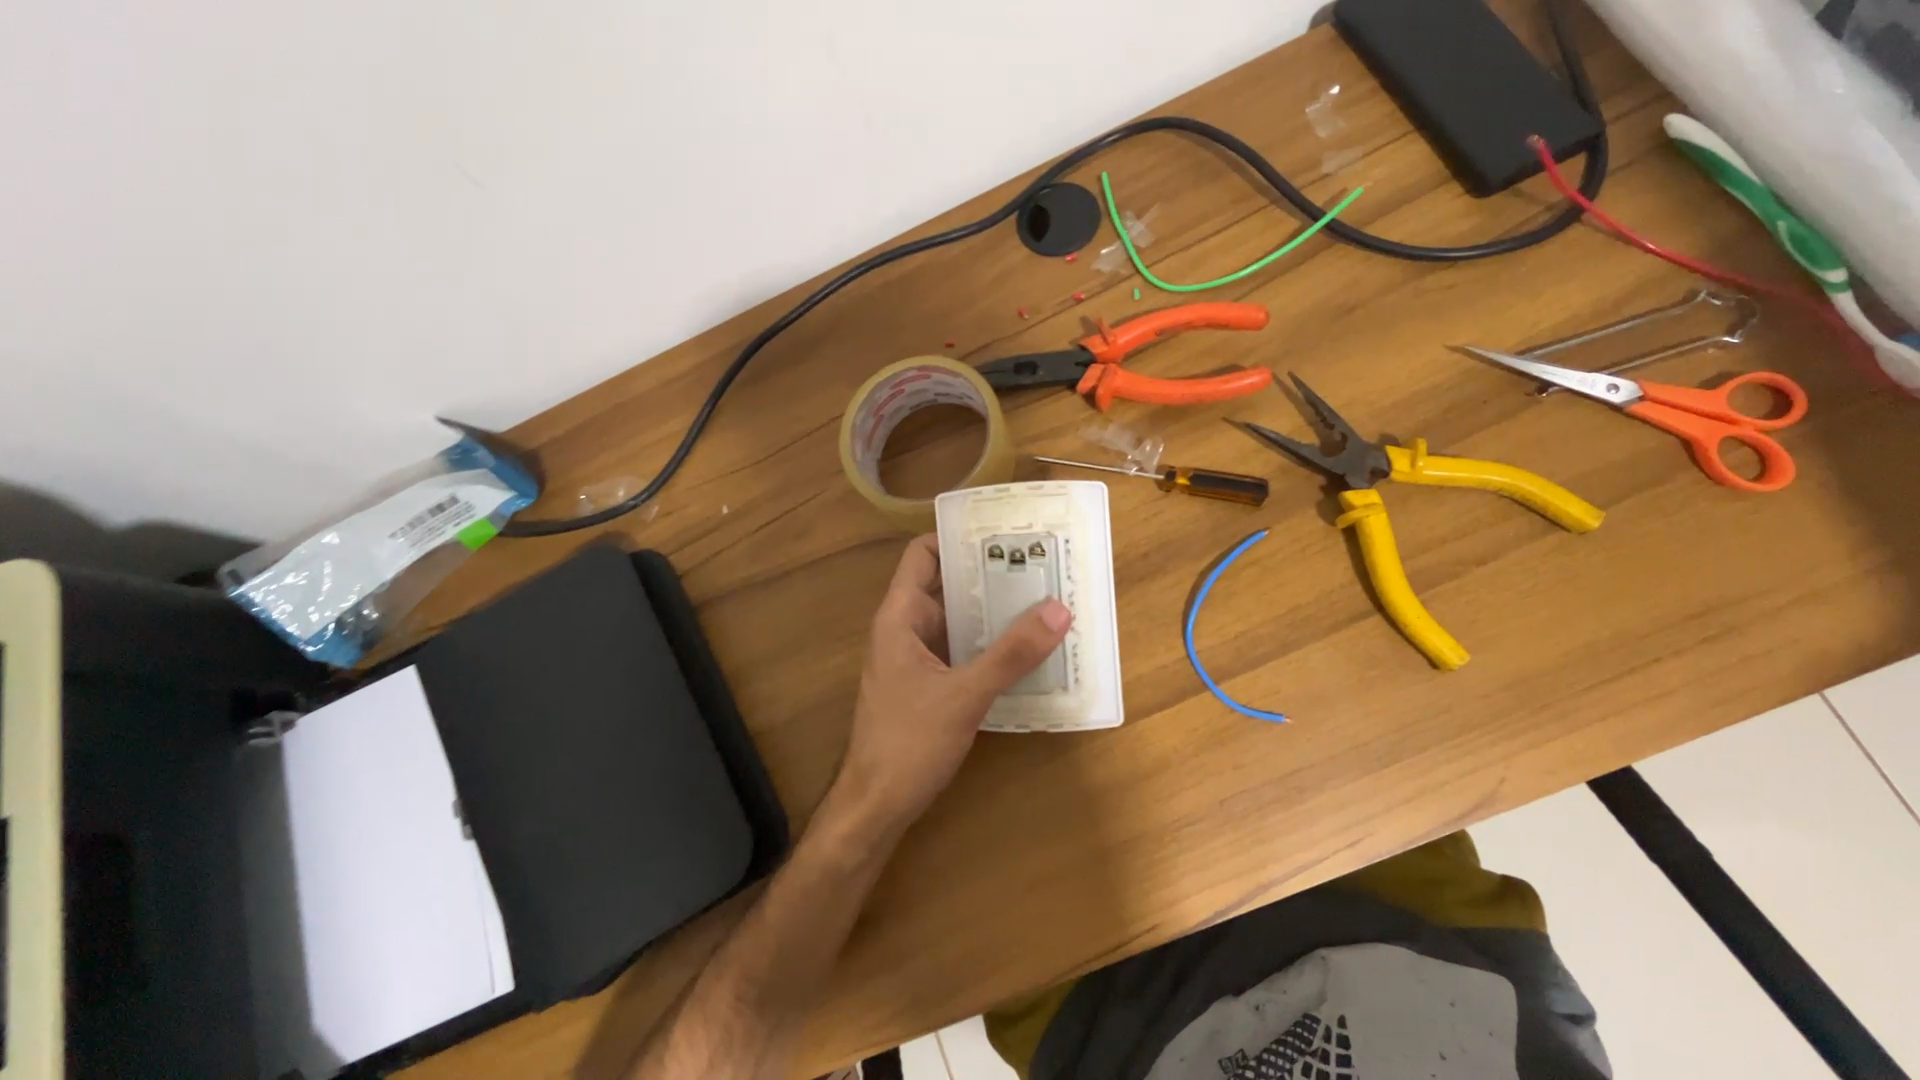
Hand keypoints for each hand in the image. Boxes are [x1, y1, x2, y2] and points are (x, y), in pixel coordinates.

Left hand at [834, 534, 1071, 831]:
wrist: (875, 805)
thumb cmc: (908, 743)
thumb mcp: (964, 695)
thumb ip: (1010, 654)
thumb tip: (1059, 611)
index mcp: (899, 618)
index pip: (923, 554)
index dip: (958, 536)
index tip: (1005, 532)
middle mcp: (904, 630)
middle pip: (946, 585)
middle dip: (989, 574)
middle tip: (1040, 565)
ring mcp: (914, 660)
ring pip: (956, 621)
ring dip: (992, 612)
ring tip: (1043, 602)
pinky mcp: (926, 687)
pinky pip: (960, 652)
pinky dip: (988, 646)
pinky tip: (1026, 652)